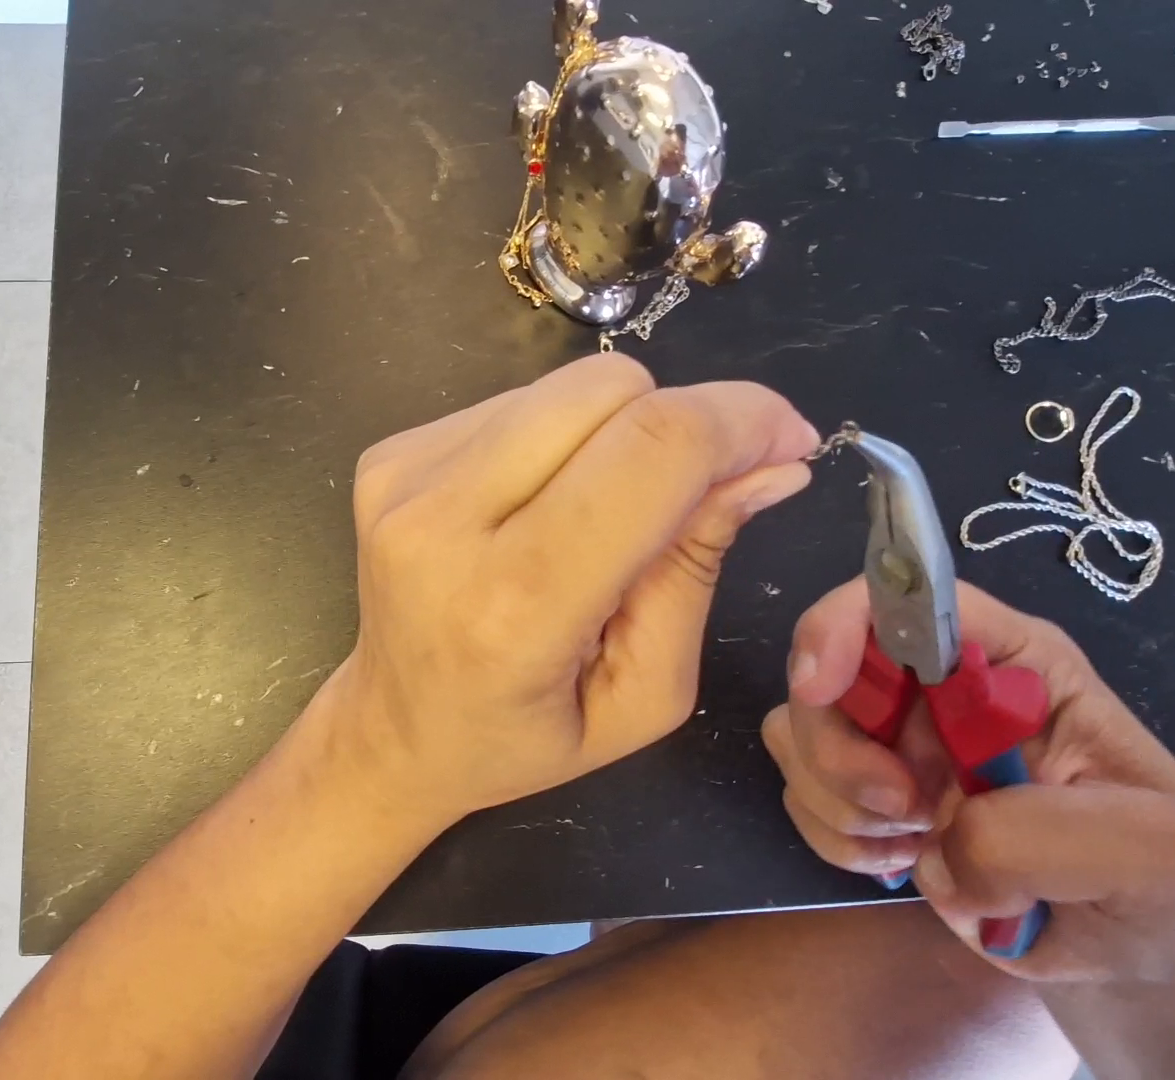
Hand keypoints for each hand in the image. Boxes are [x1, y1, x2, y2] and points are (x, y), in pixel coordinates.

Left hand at [317, 353, 817, 822]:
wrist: (392, 730)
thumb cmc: (521, 737)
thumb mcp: (641, 694)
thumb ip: (697, 570)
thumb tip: (767, 464)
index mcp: (514, 606)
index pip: (651, 453)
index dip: (740, 422)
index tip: (787, 440)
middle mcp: (441, 521)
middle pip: (608, 390)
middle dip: (680, 423)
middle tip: (694, 490)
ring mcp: (404, 478)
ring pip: (564, 386)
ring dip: (615, 432)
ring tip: (599, 512)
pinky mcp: (387, 454)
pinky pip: (514, 402)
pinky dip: (557, 440)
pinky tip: (539, 504)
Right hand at [762, 579, 1174, 984]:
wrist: (1123, 957)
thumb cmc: (1152, 885)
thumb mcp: (1146, 851)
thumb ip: (1045, 831)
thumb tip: (941, 834)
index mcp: (1005, 660)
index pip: (900, 600)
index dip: (839, 624)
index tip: (817, 689)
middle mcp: (931, 686)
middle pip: (824, 671)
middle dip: (837, 747)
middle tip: (904, 810)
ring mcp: (888, 738)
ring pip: (794, 732)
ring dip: (838, 800)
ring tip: (918, 846)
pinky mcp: (858, 791)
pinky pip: (798, 794)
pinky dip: (836, 837)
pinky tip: (900, 862)